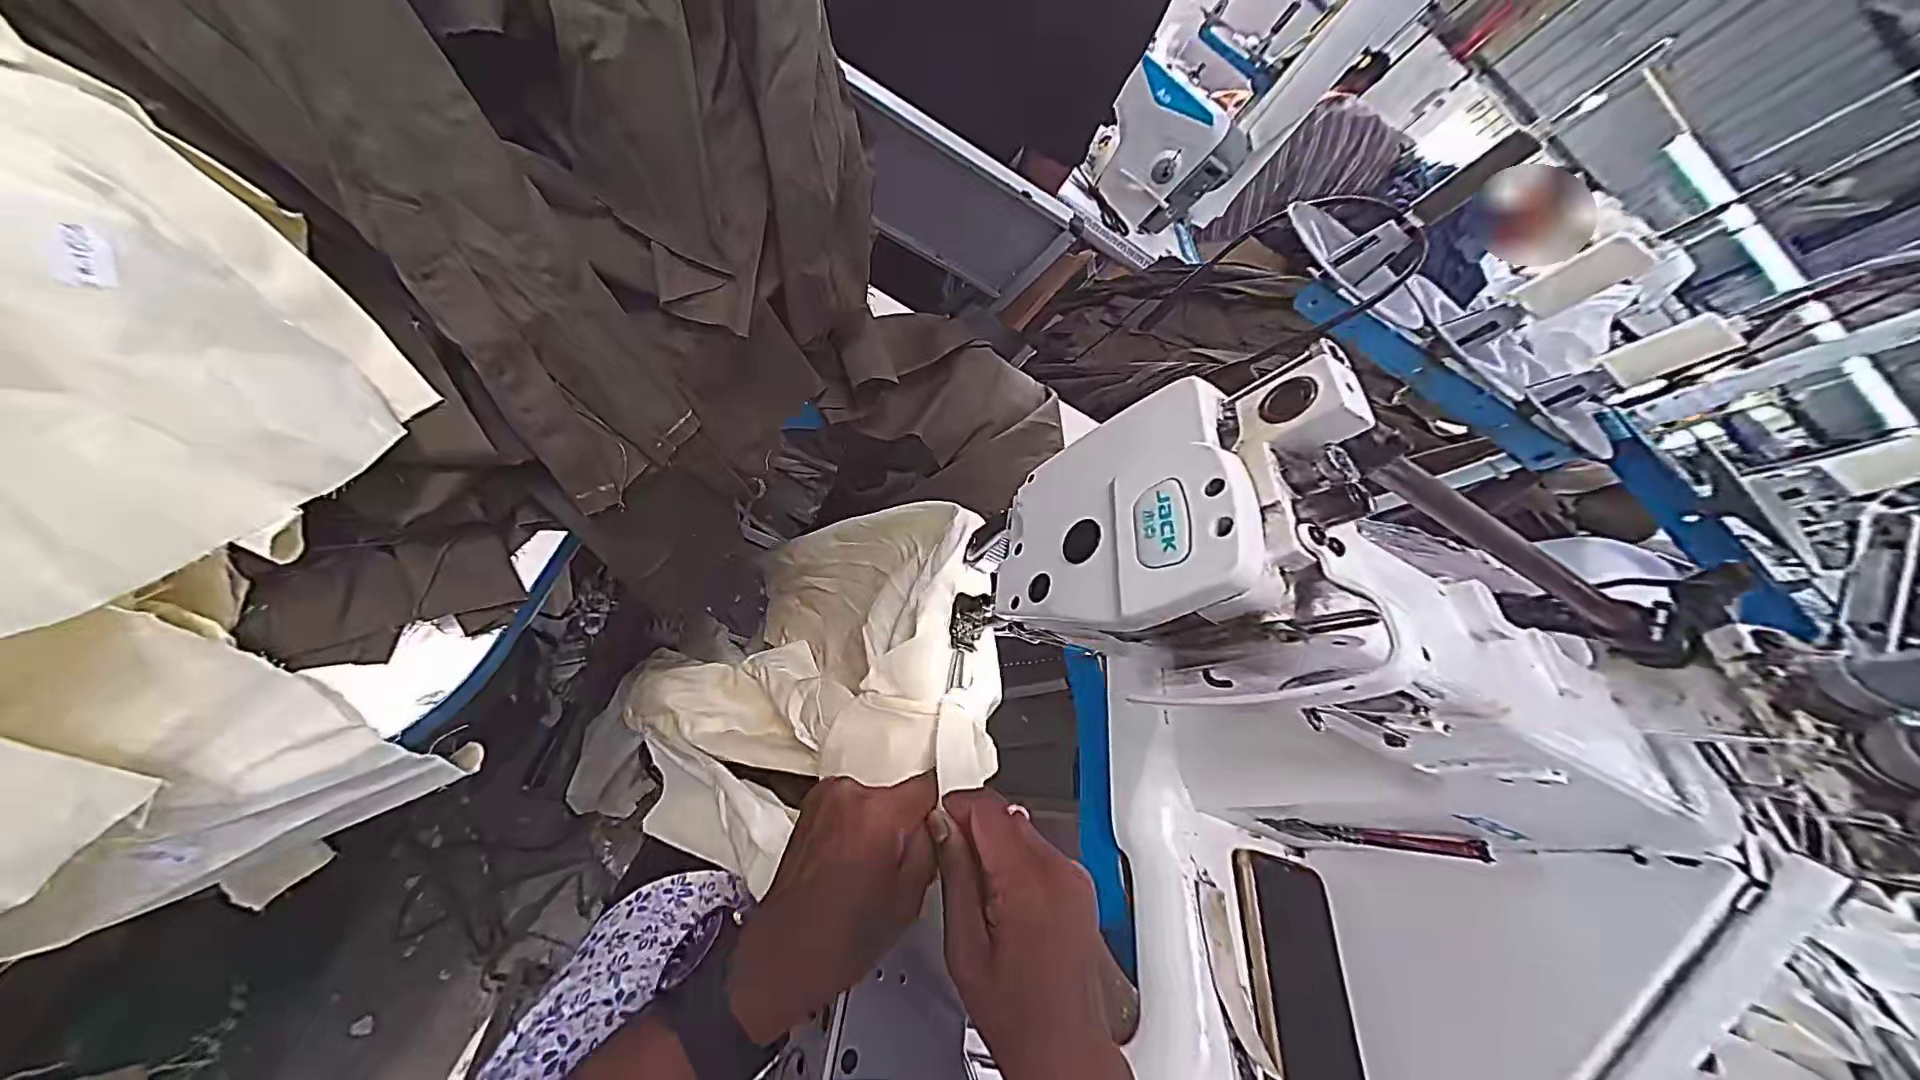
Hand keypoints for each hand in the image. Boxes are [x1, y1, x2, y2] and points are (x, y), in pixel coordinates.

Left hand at [726, 774, 937, 1043]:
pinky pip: (851, 803)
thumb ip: (932, 847)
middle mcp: (849, 794)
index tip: (941, 823)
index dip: (940, 806)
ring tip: (871, 864)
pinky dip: (857, 823)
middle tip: (903, 859)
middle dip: (908, 819)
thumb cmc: (837, 939)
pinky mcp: (811, 805)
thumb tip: (937, 823)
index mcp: (878, 814)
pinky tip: (852, 859)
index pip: (928, 783)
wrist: (781, 954)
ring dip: (880, 820)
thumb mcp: (908, 900)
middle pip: (899, 791)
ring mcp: (826, 797)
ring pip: (875, 796)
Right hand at [934, 788, 1132, 1079]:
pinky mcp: (1080, 886)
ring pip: (1022, 828)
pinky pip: (1039, 850)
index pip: (988, 810)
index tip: (937, 816)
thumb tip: (943, 828)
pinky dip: (1015, 858)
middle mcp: (1059, 873)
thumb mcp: (965, 947)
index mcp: (1029, 884)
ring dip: (994, 841)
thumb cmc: (1018, 1015)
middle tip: (946, 849)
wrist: (1066, 1050)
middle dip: (972, 824)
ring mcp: (1074, 877)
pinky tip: (1000, 894)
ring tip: (973, 884)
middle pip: (1006, 814)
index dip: (957, 806)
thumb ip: (955, 876)